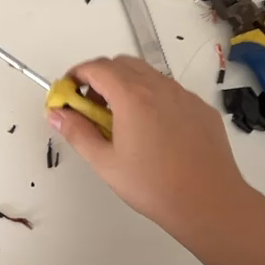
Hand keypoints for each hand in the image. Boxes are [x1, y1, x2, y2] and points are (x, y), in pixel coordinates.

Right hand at [49, 55, 249, 235]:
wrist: (208, 200)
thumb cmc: (151, 184)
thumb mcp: (104, 162)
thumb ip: (77, 132)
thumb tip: (56, 113)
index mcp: (132, 97)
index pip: (97, 68)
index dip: (76, 75)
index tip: (67, 92)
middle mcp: (160, 87)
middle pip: (122, 64)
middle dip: (100, 78)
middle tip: (90, 108)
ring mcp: (185, 96)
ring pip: (148, 76)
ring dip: (126, 87)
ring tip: (120, 122)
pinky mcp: (201, 109)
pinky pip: (170, 92)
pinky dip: (151, 99)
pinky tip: (151, 132)